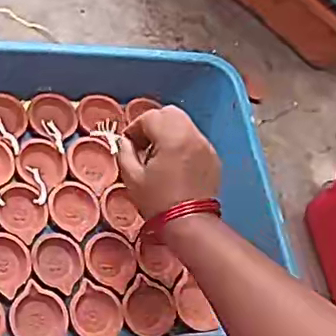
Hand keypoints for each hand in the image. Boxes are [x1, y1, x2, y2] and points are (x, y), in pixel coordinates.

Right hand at [117, 106, 221, 221]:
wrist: (189, 222)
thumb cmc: (158, 201)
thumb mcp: (132, 178)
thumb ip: (124, 153)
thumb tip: (123, 142)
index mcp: (172, 138)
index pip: (150, 117)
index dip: (134, 128)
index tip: (127, 144)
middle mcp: (192, 136)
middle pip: (170, 113)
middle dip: (153, 124)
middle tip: (142, 145)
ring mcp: (205, 146)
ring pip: (184, 124)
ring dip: (167, 133)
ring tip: (157, 156)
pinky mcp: (212, 157)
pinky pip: (194, 140)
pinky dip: (181, 144)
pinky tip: (173, 166)